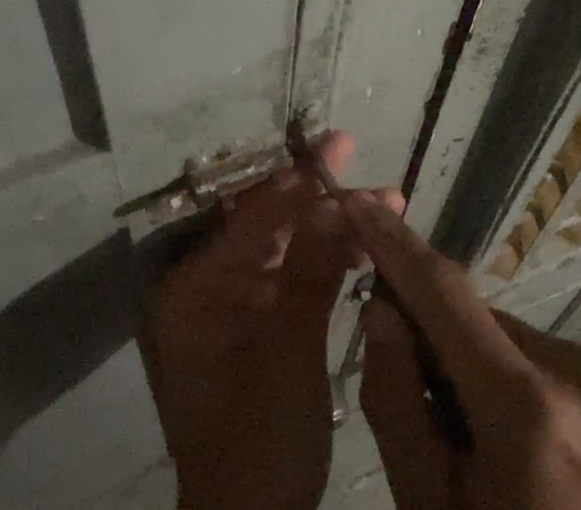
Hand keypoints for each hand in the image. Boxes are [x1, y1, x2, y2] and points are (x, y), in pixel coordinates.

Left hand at [140, 133, 400, 509]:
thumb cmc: (259, 439)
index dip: (300, 178)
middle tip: (376, 182)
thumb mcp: (288, 351)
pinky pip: (290, 284)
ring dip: (329, 232)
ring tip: (385, 210)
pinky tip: (363, 251)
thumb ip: (310, 270)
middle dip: (321, 203)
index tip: (342, 142)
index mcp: (195, 288)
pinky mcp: (256, 334)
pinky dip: (324, 266)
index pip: (253, 216)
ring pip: (284, 253)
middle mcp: (206, 290)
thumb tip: (336, 199)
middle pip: (268, 228)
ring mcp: (231, 313)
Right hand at [345, 192, 580, 509]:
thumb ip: (396, 405)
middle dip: (460, 354)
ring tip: (522, 451)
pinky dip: (563, 391)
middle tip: (452, 417)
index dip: (398, 248)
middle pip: (491, 330)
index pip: (445, 297)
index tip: (361, 203)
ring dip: (512, 375)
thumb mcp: (433, 504)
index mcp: (527, 410)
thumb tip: (381, 309)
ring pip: (536, 347)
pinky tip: (572, 449)